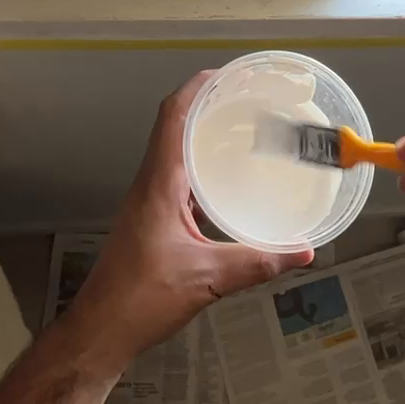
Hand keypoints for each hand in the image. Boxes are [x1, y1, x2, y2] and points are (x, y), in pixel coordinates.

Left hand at [63, 73, 311, 373]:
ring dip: (201, 130)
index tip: (228, 73)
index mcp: (159, 181)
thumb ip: (256, 263)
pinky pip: (176, 172)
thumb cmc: (143, 297)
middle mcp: (151, 181)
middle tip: (246, 96)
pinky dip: (199, 161)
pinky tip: (225, 177)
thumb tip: (304, 252)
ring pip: (173, 147)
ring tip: (241, 127)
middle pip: (173, 124)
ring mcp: (148, 197)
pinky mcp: (151, 215)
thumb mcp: (206, 277)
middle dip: (206, 102)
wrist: (101, 330)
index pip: (172, 115)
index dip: (197, 87)